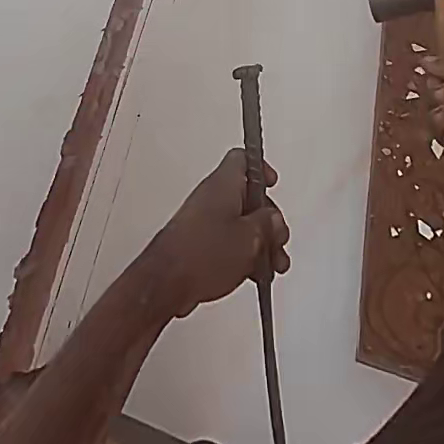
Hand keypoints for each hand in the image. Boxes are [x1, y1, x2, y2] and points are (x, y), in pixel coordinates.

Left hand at [143, 149, 290, 317]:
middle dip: (267, 218)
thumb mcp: (251, 237)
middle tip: (276, 237)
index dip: (261, 168)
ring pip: (239, 222)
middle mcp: (211, 197)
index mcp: (224, 184)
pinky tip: (252, 273)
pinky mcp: (196, 242)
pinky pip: (225, 240)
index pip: (243, 159)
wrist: (166, 284)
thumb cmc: (202, 254)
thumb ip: (269, 224)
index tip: (272, 183)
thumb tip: (274, 221)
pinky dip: (242, 253)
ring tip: (270, 264)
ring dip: (258, 241)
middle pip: (246, 195)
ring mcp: (201, 220)